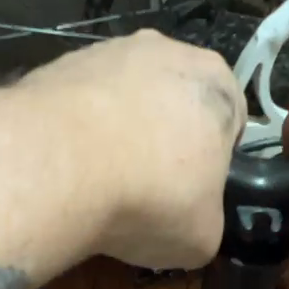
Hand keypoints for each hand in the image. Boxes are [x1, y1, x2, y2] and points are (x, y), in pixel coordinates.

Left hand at [24, 31, 244, 268]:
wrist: (63, 168)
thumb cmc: (154, 198)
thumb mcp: (205, 237)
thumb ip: (207, 217)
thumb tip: (191, 220)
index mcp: (217, 86)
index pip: (230, 122)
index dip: (212, 162)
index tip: (193, 193)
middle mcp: (166, 51)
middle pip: (174, 105)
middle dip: (164, 143)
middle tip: (147, 193)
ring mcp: (108, 51)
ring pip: (124, 101)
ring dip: (118, 136)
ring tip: (102, 186)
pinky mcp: (58, 65)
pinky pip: (80, 106)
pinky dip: (78, 135)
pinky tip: (70, 172)